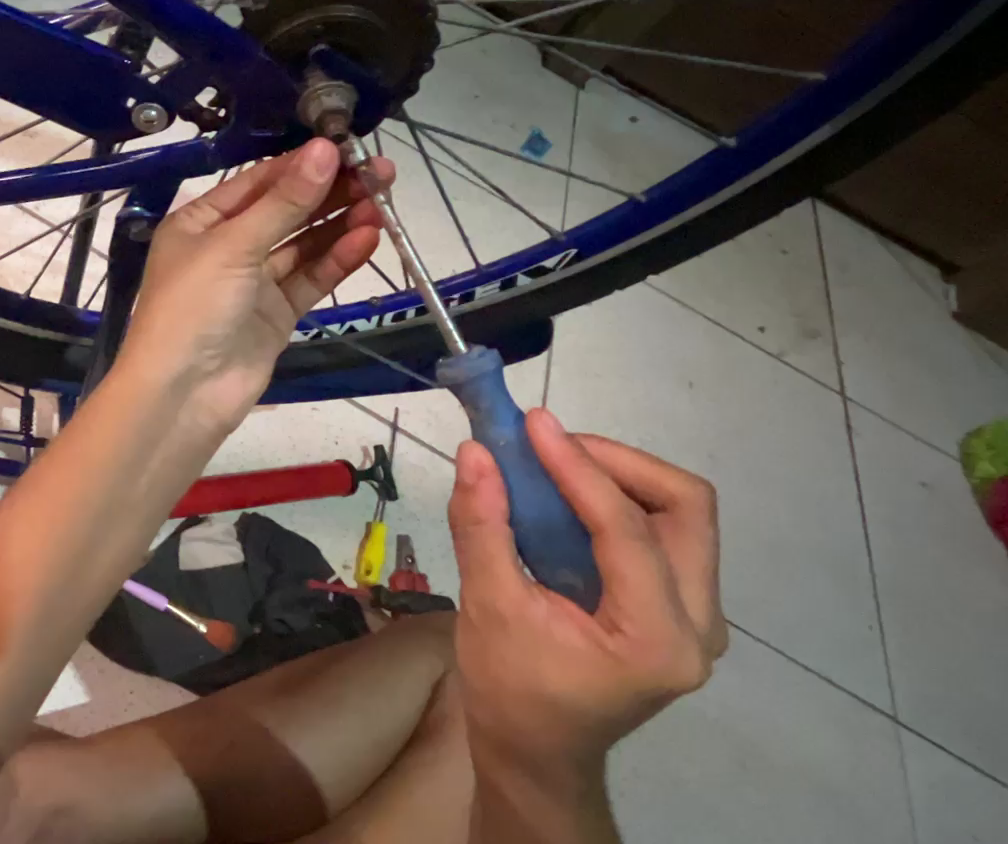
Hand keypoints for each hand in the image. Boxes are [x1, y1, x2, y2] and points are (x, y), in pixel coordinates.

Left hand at [114, 140, 393, 433]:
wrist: (183, 393)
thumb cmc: (193, 307)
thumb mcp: (233, 246)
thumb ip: (284, 202)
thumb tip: (325, 150)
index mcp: (200, 222)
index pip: (257, 182)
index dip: (301, 165)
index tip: (348, 147)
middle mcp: (226, 247)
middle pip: (285, 211)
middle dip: (330, 192)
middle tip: (382, 173)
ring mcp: (252, 282)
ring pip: (302, 244)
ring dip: (340, 223)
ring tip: (383, 201)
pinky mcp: (275, 314)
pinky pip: (309, 279)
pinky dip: (337, 259)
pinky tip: (368, 238)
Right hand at [449, 409, 725, 776]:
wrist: (536, 751)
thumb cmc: (509, 690)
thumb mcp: (487, 607)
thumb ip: (482, 527)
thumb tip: (475, 454)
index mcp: (658, 638)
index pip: (627, 529)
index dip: (578, 468)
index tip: (532, 424)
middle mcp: (700, 624)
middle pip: (686, 509)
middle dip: (617, 463)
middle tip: (550, 445)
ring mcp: (696, 616)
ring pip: (681, 515)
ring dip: (618, 476)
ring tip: (551, 464)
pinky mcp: (676, 607)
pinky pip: (662, 531)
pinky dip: (615, 498)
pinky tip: (564, 496)